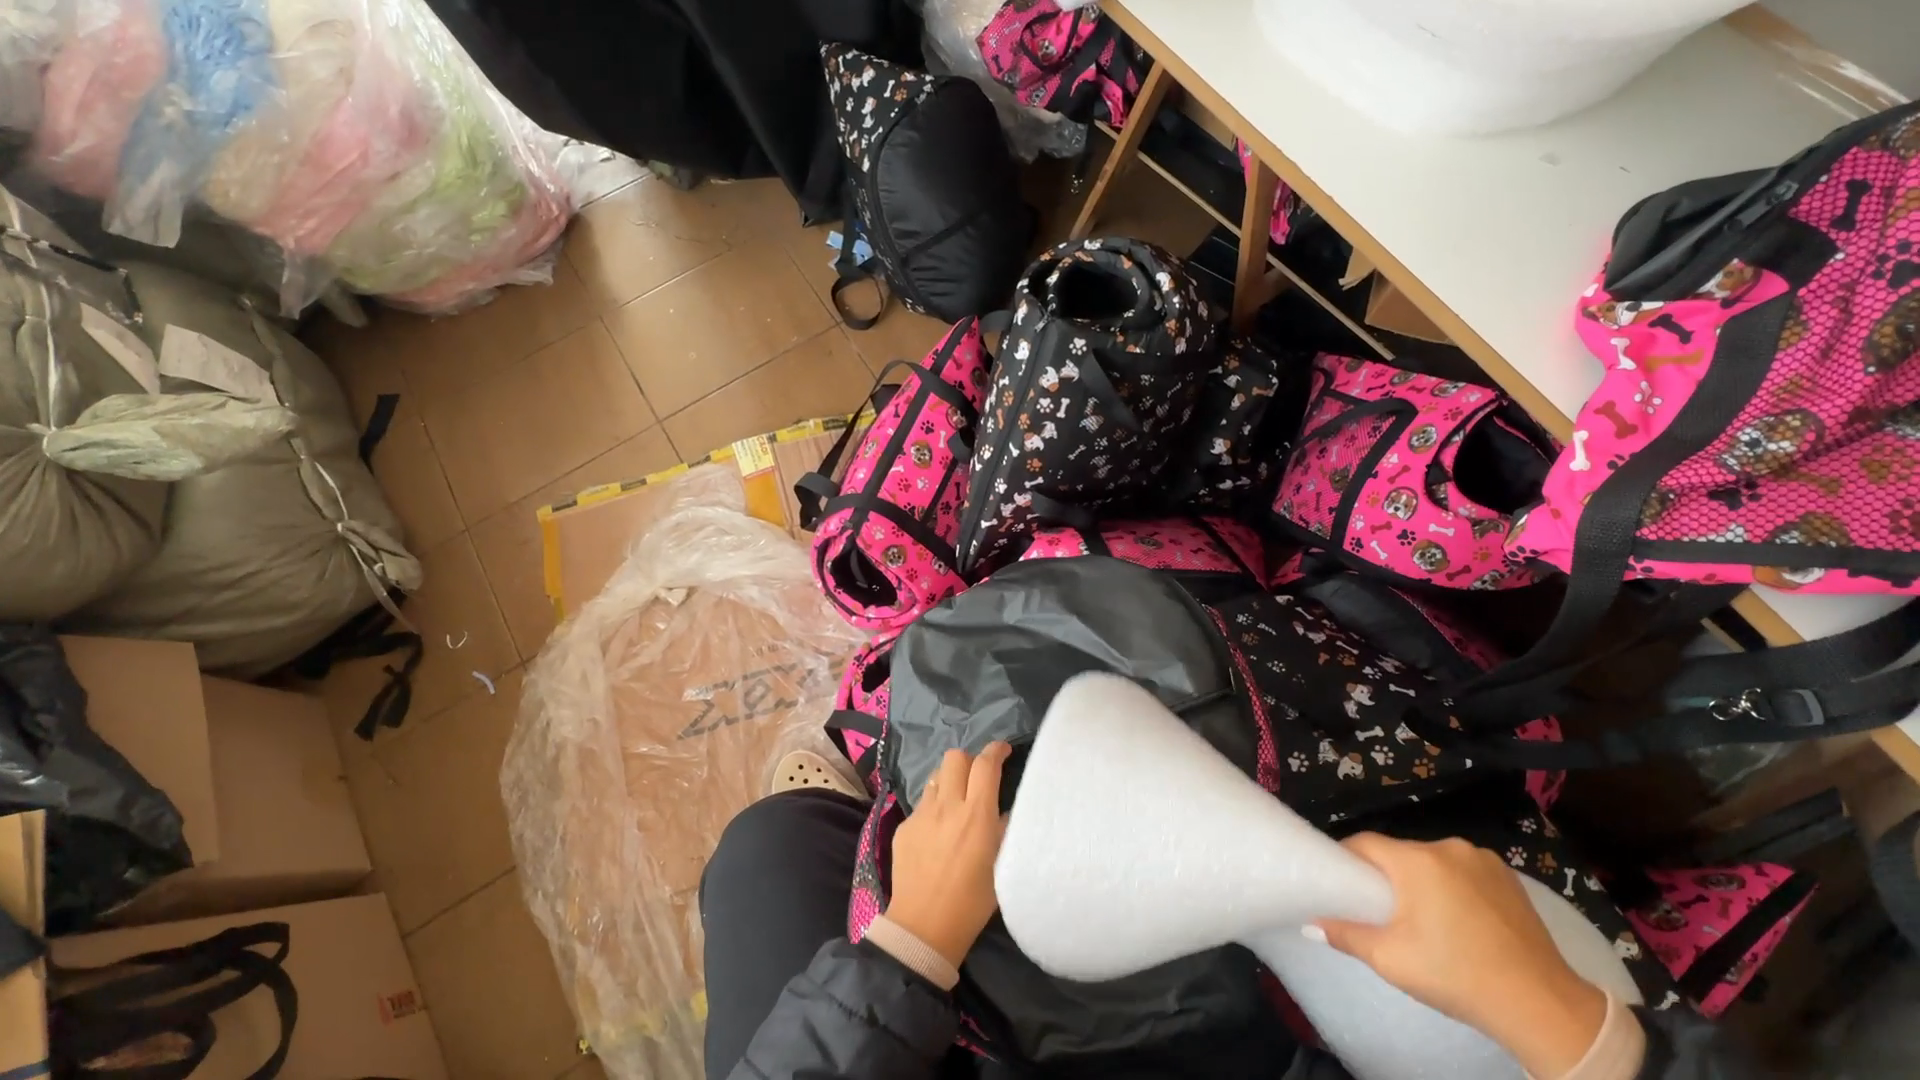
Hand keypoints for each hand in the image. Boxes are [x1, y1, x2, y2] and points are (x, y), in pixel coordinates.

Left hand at [884, 742, 1011, 967]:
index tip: (1004, 750)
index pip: (985, 764)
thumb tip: (1006, 809)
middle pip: (955, 758)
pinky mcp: (904, 827)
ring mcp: (922, 815)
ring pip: (936, 777)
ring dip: (950, 780)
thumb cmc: (971, 902)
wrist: (924, 927)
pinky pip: (922, 803)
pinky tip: (938, 829)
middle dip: (970, 760)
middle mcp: (948, 806)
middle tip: (979, 776)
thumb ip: (1004, 830)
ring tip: (958, 800)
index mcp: (977, 815)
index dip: (996, 750)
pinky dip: (935, 806)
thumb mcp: (1001, 866)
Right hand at [1316, 834, 1607, 1078]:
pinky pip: (1464, 872)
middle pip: (1400, 853)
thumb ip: (1345, 934)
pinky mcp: (1510, 878)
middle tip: (1381, 913)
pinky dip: (1454, 888)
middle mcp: (1449, 848)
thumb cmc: (1457, 977)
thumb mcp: (1390, 959)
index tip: (1341, 887)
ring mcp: (1484, 860)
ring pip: (1433, 863)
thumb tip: (1310, 924)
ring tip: (1425, 922)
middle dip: (1386, 878)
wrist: (1543, 1006)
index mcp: (1416, 861)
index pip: (1364, 843)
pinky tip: (1461, 922)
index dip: (1346, 861)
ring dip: (1422, 883)